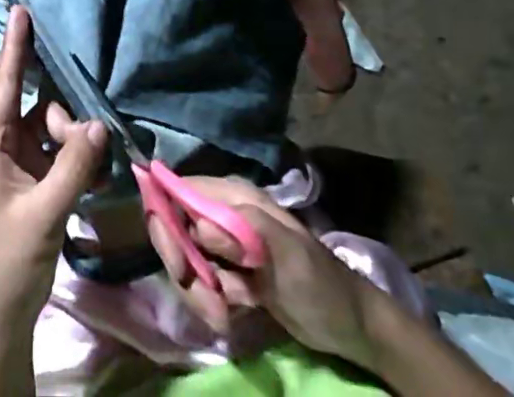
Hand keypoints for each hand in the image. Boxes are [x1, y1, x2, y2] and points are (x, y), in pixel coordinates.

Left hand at [0, 6, 107, 391]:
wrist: (1, 312)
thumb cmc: (9, 259)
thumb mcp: (43, 213)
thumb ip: (73, 166)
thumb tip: (98, 123)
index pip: (3, 85)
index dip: (13, 47)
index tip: (19, 9)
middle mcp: (3, 147)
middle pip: (40, 109)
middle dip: (65, 119)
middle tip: (88, 143)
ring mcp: (19, 165)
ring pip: (54, 130)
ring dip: (76, 143)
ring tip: (94, 171)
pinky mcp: (34, 181)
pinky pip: (61, 153)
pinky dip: (78, 159)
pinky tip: (95, 175)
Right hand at [147, 177, 378, 364]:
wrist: (346, 323)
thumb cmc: (320, 281)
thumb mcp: (288, 253)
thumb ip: (246, 231)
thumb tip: (200, 227)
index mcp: (235, 195)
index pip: (181, 190)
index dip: (167, 219)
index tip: (179, 262)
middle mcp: (222, 212)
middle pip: (176, 228)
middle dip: (185, 268)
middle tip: (210, 300)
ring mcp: (224, 243)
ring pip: (186, 259)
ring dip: (199, 292)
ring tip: (225, 315)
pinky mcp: (227, 270)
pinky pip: (200, 280)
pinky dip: (209, 301)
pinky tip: (230, 316)